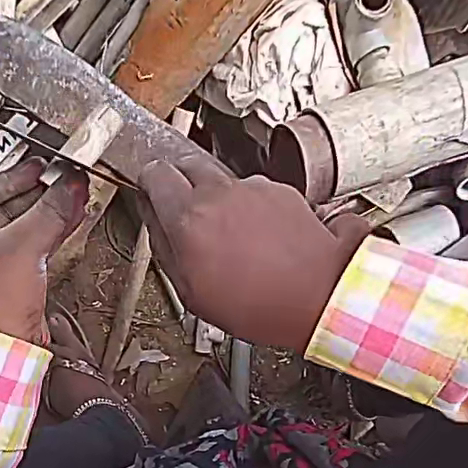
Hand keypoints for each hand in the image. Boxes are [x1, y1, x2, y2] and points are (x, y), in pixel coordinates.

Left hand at [0, 158, 87, 343]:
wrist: (3, 352)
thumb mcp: (22, 247)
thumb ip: (49, 211)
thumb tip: (68, 185)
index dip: (13, 175)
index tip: (39, 169)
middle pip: (3, 204)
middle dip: (36, 192)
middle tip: (61, 179)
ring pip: (20, 224)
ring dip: (47, 210)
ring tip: (72, 194)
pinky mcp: (10, 278)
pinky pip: (30, 244)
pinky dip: (49, 230)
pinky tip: (69, 217)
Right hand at [138, 156, 370, 350]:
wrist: (319, 296)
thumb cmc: (258, 303)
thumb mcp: (189, 290)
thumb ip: (163, 247)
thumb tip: (153, 223)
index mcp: (188, 217)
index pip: (155, 175)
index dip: (148, 182)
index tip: (149, 191)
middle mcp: (219, 193)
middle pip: (186, 164)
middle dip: (179, 181)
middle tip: (180, 207)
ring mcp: (253, 188)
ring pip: (220, 178)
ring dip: (215, 196)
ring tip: (224, 232)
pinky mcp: (281, 190)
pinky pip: (252, 190)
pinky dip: (247, 205)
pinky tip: (253, 235)